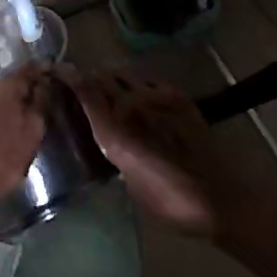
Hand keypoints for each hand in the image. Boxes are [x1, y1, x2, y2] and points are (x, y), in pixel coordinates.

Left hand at [0, 65, 47, 237]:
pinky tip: (0, 129)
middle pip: (10, 82)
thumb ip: (41, 101)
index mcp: (6, 88)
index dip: (41, 68)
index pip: (27, 69)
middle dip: (25, 87)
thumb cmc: (7, 158)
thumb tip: (45, 80)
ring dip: (9, 101)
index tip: (51, 70)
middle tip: (39, 96)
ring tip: (21, 114)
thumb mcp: (34, 130)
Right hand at [61, 65, 240, 237]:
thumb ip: (114, 150)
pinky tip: (137, 93)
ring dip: (110, 76)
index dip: (68, 78)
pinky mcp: (176, 94)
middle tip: (80, 83)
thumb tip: (107, 136)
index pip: (85, 91)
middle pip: (101, 77)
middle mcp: (132, 106)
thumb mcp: (130, 183)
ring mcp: (156, 96)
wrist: (219, 197)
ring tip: (106, 85)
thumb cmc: (170, 203)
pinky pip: (147, 78)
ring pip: (123, 72)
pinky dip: (135, 82)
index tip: (57, 72)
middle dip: (87, 76)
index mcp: (116, 132)